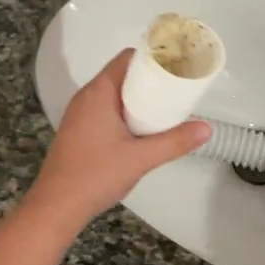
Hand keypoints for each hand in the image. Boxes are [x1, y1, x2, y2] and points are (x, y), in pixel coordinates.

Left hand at [25, 49, 210, 226]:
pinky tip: (143, 129)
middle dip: (150, 81)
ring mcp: (80, 115)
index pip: (127, 59)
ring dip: (139, 99)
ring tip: (166, 109)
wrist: (57, 206)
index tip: (177, 67)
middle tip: (178, 90)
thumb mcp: (141, 158)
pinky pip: (107, 111)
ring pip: (115, 95)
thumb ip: (174, 142)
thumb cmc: (96, 175)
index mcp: (98, 93)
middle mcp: (86, 97)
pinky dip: (126, 113)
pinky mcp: (80, 131)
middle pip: (122, 75)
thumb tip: (207, 128)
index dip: (153, 58)